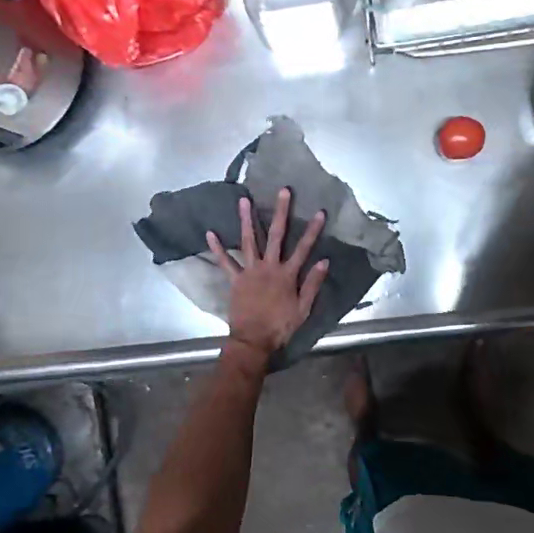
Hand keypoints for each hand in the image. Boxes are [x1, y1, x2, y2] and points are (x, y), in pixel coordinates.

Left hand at [205, 188, 328, 358]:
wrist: (253, 340)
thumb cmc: (281, 326)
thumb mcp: (304, 308)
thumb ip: (313, 283)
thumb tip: (324, 261)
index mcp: (288, 275)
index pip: (304, 248)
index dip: (312, 230)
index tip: (319, 212)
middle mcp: (269, 267)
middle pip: (276, 236)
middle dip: (281, 212)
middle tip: (283, 191)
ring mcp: (250, 272)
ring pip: (249, 241)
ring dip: (247, 220)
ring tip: (244, 200)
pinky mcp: (235, 280)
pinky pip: (224, 262)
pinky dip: (217, 248)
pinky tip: (209, 233)